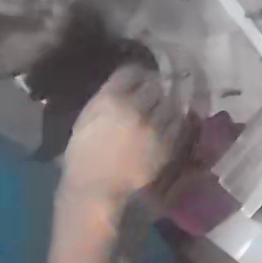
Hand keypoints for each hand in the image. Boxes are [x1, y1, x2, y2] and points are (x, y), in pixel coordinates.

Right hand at [62, 63, 181, 208]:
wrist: (98, 190)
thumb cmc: (84, 157)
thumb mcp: (86, 119)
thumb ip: (106, 98)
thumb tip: (124, 86)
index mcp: (110, 99)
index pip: (132, 72)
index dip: (137, 74)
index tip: (138, 78)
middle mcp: (136, 107)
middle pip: (155, 85)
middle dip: (153, 88)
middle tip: (151, 95)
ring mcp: (155, 125)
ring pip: (169, 102)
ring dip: (165, 104)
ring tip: (159, 111)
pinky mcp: (168, 142)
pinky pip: (177, 122)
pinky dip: (173, 120)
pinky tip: (166, 125)